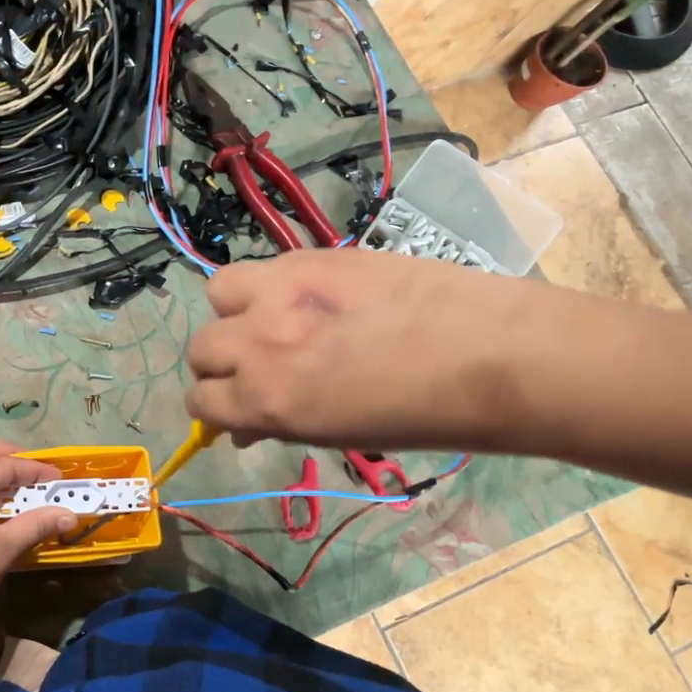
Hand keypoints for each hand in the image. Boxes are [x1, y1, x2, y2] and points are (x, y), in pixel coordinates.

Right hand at [186, 250, 530, 449]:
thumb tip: (245, 424)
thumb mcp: (335, 435)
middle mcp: (258, 344)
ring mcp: (280, 292)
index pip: (200, 402)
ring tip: (271, 318)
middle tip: (257, 365)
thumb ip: (277, 423)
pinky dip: (270, 286)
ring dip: (234, 312)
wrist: (491, 356)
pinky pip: (262, 268)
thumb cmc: (421, 416)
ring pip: (219, 294)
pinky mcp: (310, 257)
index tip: (233, 407)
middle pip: (201, 349)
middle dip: (220, 363)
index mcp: (265, 400)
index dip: (214, 407)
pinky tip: (309, 297)